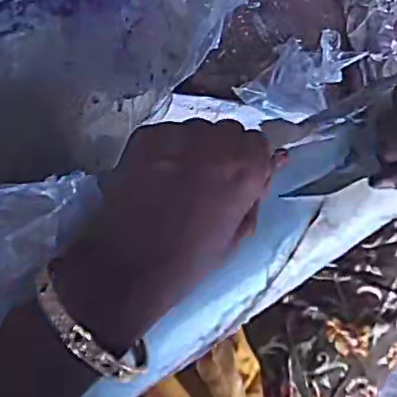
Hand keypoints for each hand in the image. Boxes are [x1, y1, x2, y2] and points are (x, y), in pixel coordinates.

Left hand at [54, 120, 283, 351]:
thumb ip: (256, 193)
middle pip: (229, 130)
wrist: (124, 269)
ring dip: (195, 146)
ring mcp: (177, 136)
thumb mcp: (237, 233)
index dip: (248, 160)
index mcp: (245, 170)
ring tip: (178, 178)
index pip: (259, 141)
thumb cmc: (187, 261)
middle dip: (223, 149)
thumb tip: (272, 164)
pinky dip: (166, 147)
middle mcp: (215, 144)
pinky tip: (156, 174)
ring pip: (197, 128)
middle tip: (207, 179)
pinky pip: (167, 132)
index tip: (237, 176)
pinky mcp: (146, 136)